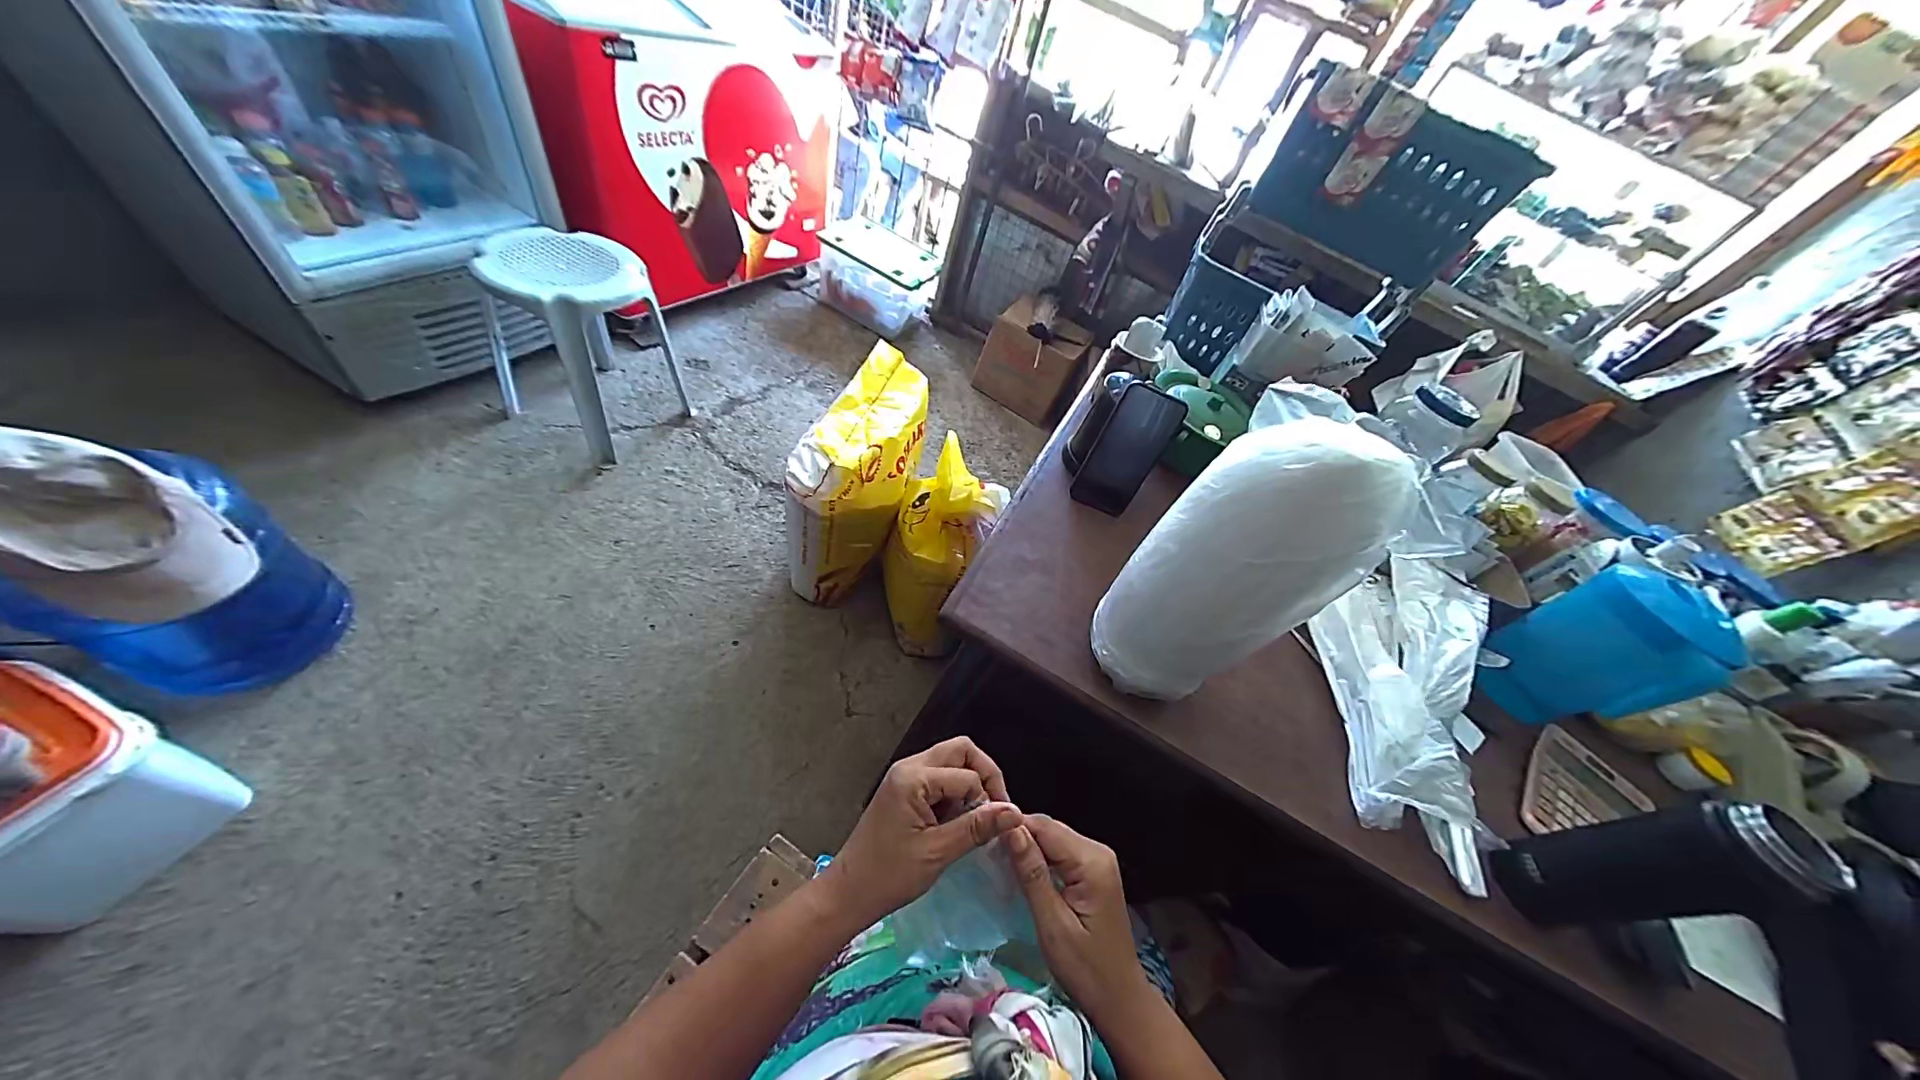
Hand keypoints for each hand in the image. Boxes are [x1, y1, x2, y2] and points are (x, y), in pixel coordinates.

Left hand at [818, 737, 1019, 929]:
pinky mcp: (903, 789)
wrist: (849, 893)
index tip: (998, 828)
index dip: (988, 799)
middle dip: (984, 776)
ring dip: (969, 786)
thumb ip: (977, 828)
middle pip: (961, 750)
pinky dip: (954, 793)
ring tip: (973, 820)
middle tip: (993, 811)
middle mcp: (908, 767)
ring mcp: (904, 776)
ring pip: (951, 762)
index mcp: (913, 778)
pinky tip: (955, 822)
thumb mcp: (938, 852)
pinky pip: (938, 777)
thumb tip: (1014, 812)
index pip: (968, 775)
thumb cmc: (889, 876)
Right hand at [1006, 814, 1150, 1019]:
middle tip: (988, 853)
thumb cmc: (1085, 968)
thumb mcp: (1053, 924)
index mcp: (1091, 861)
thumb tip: (1011, 830)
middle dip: (1019, 837)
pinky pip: (1060, 853)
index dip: (1013, 828)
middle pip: (1049, 829)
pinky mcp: (1092, 872)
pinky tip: (1022, 872)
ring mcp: (1097, 861)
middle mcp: (1098, 852)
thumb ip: (1031, 873)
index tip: (983, 838)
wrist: (1119, 1000)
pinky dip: (1039, 859)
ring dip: (1027, 847)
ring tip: (999, 861)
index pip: (1045, 826)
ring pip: (1052, 839)